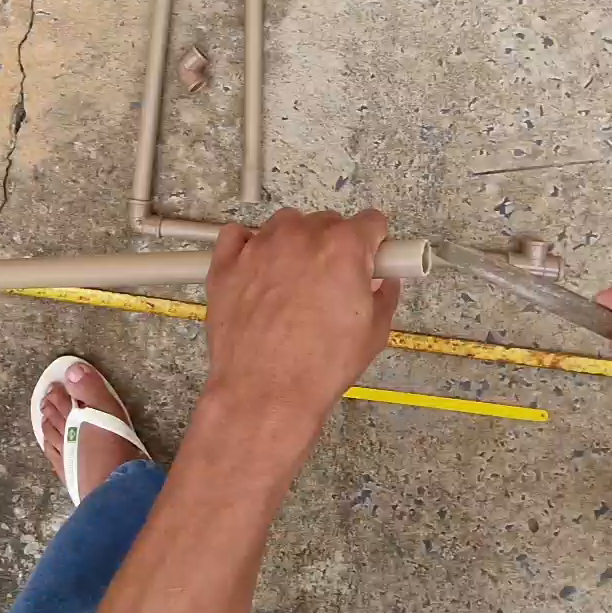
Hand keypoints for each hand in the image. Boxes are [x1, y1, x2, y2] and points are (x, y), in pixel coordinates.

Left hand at [203, 208, 400, 431]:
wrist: (265, 391)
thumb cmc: (319, 366)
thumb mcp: (373, 334)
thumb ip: (384, 297)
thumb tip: (384, 283)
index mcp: (343, 248)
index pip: (371, 221)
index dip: (374, 242)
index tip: (371, 256)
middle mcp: (300, 237)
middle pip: (327, 222)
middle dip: (334, 245)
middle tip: (332, 281)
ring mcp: (259, 246)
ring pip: (285, 224)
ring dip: (295, 242)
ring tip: (293, 280)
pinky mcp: (227, 262)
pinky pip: (237, 235)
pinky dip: (248, 246)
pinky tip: (257, 270)